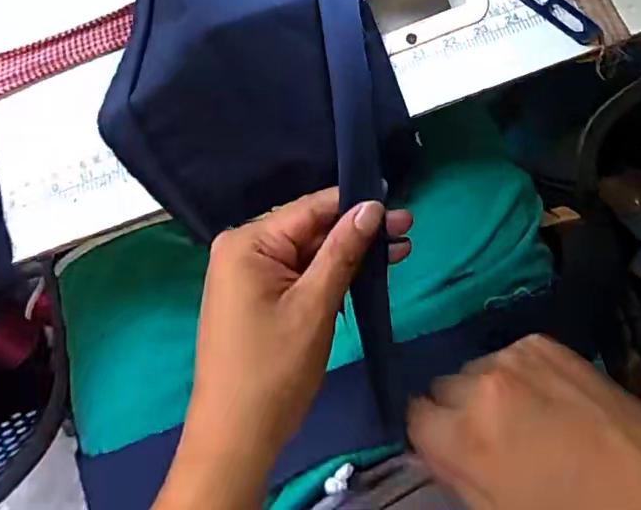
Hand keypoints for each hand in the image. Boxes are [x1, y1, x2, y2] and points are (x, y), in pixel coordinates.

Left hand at [154, 188, 412, 509]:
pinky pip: (299, 273)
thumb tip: (371, 206)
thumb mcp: (315, 305)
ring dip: (349, 254)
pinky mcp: (257, 295)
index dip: (353, 202)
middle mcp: (243, 248)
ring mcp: (248, 273)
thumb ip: (342, 250)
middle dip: (357, 231)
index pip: (309, 208)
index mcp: (247, 242)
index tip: (393, 197)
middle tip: (406, 227)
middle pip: (310, 228)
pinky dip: (331, 275)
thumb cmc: (273, 371)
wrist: (235, 443)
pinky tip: (366, 272)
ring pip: (308, 252)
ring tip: (398, 248)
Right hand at [408, 335, 640, 509]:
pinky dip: (516, 376)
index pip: (413, 415)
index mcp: (468, 434)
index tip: (449, 454)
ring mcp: (516, 354)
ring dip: (487, 392)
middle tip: (492, 446)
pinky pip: (508, 356)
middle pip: (442, 387)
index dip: (429, 438)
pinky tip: (548, 404)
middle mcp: (484, 380)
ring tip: (526, 425)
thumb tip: (435, 448)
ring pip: (475, 368)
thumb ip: (458, 477)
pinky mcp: (545, 341)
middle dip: (457, 414)